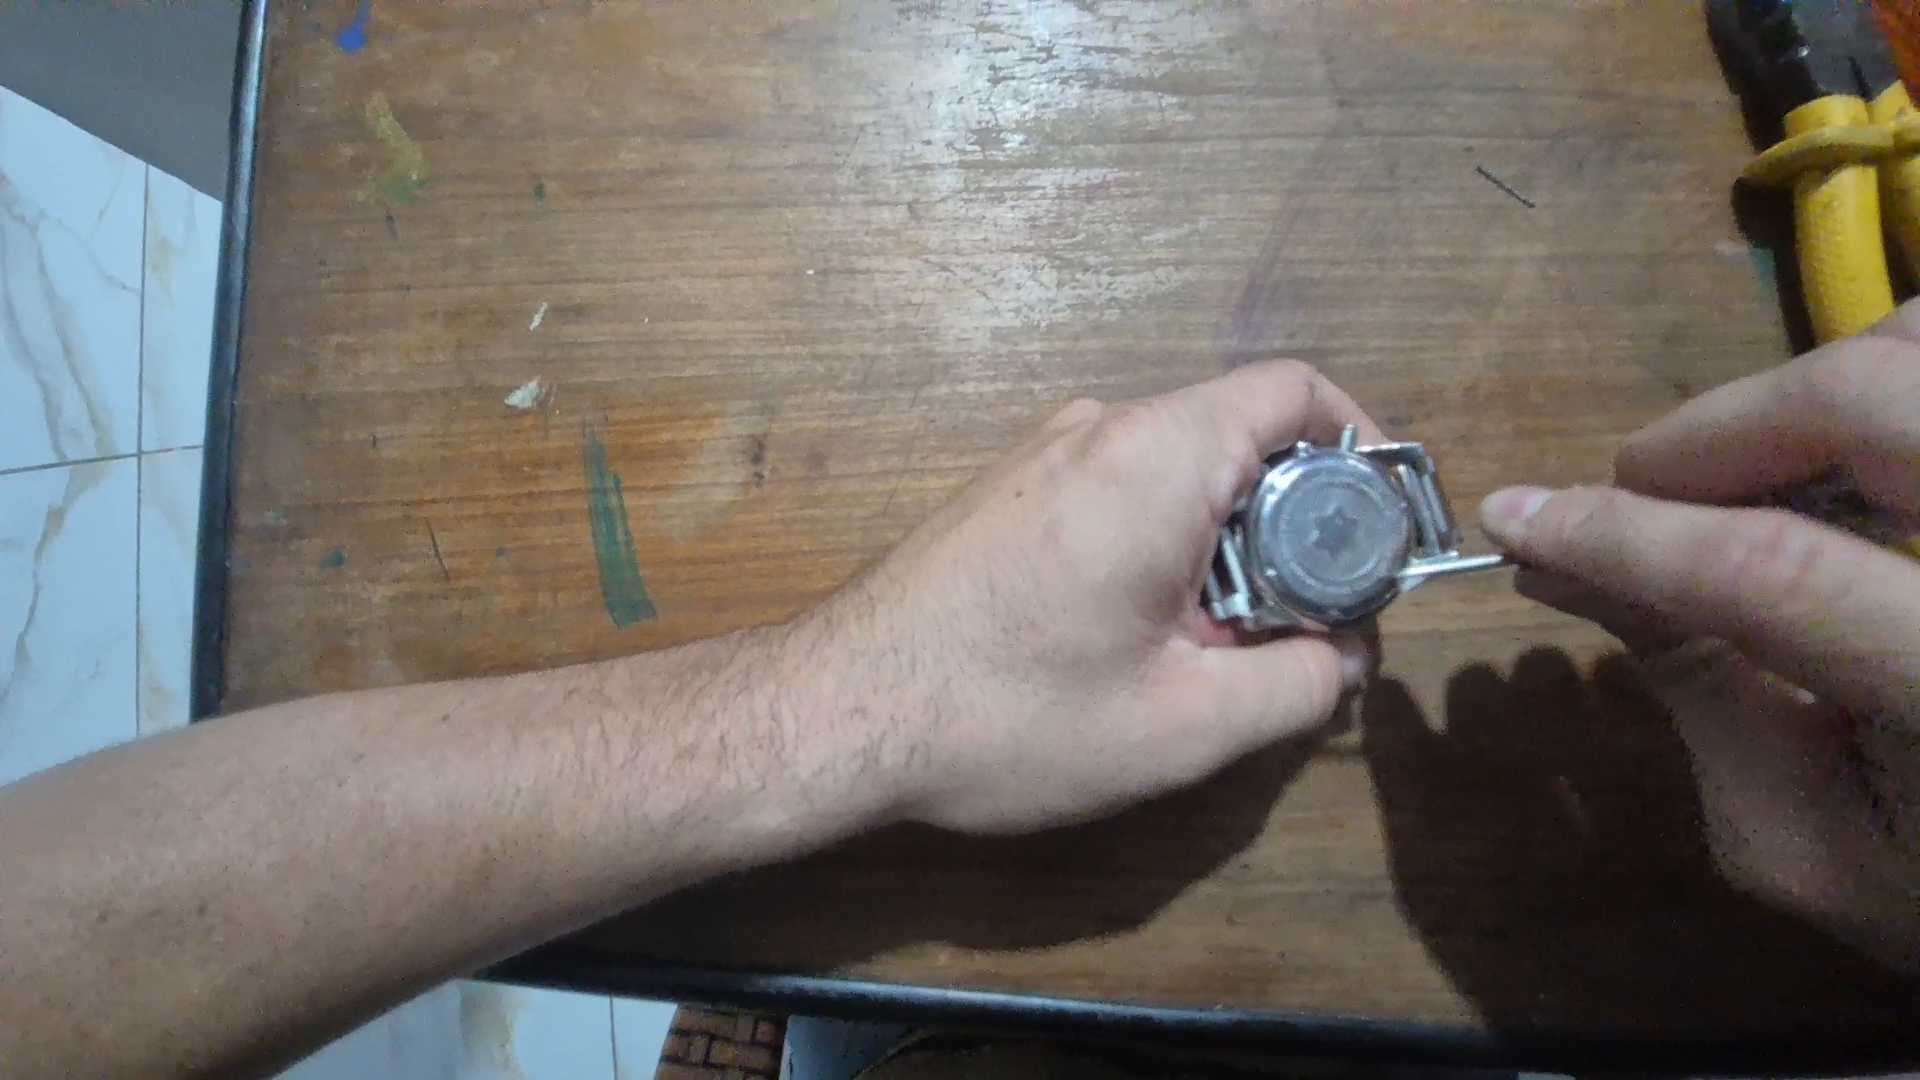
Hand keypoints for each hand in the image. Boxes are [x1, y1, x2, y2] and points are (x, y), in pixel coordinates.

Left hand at [806, 361, 1375, 834]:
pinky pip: (1114, 494)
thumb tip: (1341, 653)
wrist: (840, 709)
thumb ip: (1298, 683)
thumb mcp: (1182, 724)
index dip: (1360, 446)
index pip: (1293, 391)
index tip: (1376, 531)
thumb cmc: (1008, 715)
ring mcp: (1040, 455)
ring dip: (1216, 549)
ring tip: (1202, 648)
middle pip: (1236, 438)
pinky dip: (1155, 547)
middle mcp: (1095, 429)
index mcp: (1153, 456)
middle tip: (1291, 625)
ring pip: (1174, 473)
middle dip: (1287, 527)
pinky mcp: (1006, 491)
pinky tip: (1131, 632)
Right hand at [1475, 314, 1919, 969]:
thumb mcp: (1804, 838)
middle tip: (1646, 497)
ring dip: (1802, 399)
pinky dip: (1874, 389)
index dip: (1617, 534)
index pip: (1767, 571)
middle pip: (1871, 398)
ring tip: (1757, 482)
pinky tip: (1849, 475)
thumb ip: (1691, 687)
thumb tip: (1563, 567)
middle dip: (1708, 437)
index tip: (1511, 518)